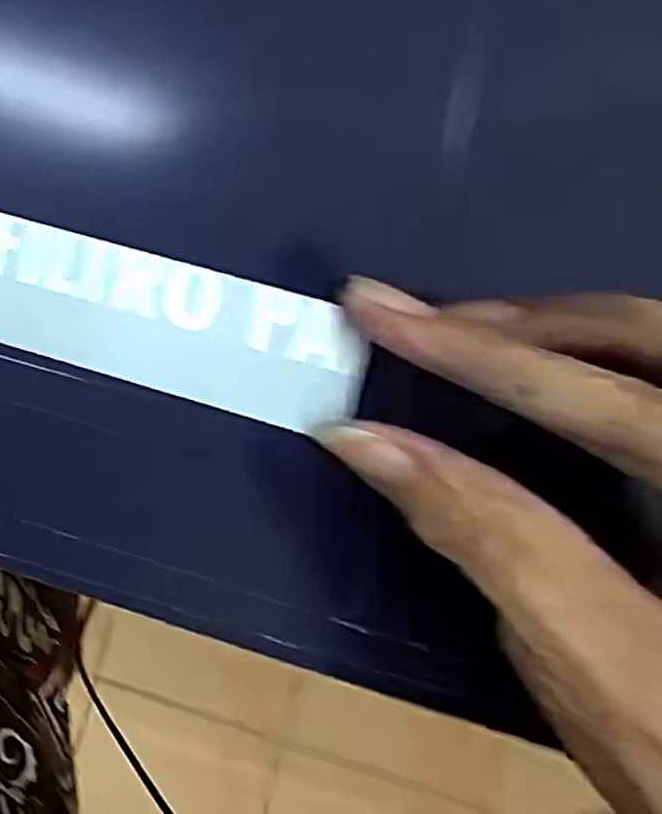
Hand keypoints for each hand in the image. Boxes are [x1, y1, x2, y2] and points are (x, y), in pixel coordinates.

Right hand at [322, 280, 661, 812]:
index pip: (624, 409)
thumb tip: (358, 438)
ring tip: (470, 334)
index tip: (374, 310)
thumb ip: (487, 539)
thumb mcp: (598, 671)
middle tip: (421, 320)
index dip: (482, 355)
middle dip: (533, 324)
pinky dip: (610, 363)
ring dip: (573, 333)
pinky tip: (547, 372)